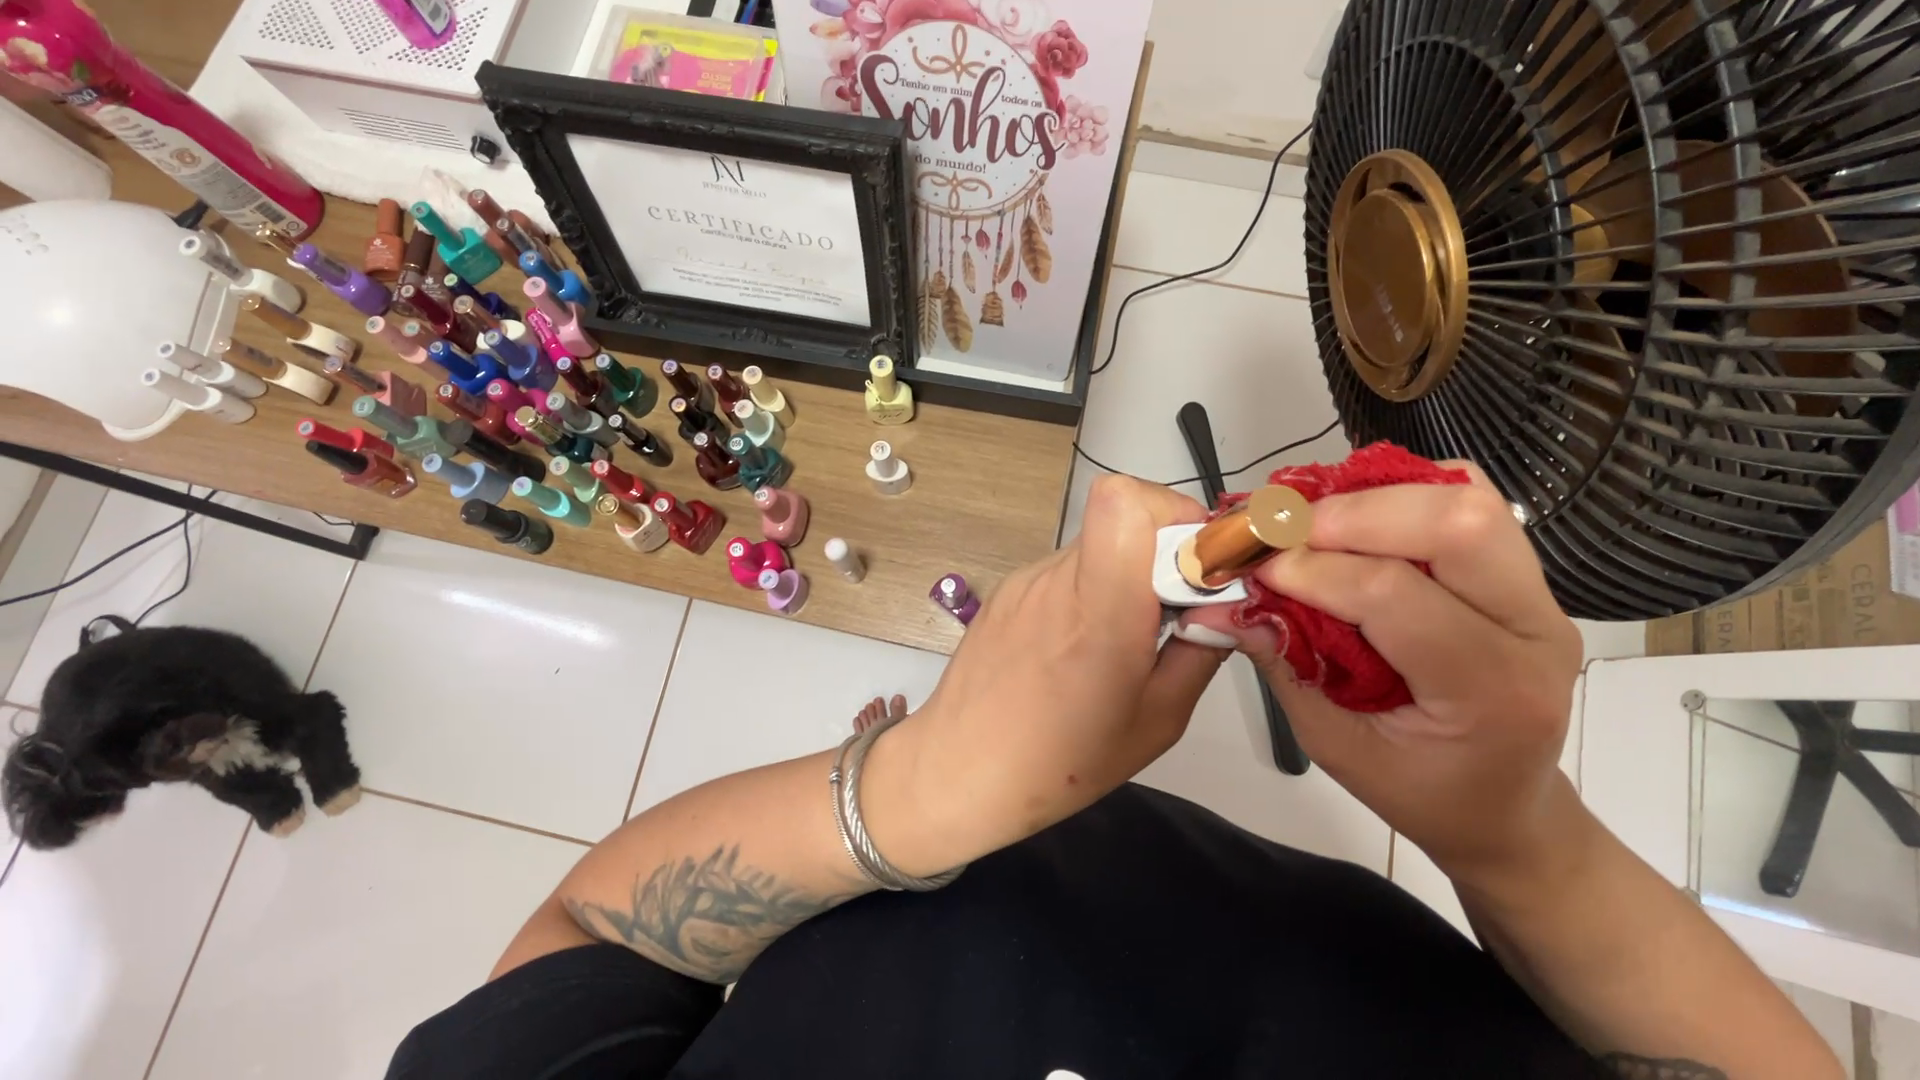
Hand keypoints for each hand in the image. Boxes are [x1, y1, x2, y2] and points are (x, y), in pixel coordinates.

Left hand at [870, 476, 1229, 875]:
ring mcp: (1025, 581)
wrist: (959, 771)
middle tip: (1171, 615)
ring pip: (1095, 549)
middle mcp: (1056, 578)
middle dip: (1162, 556)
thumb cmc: (1061, 761)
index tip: (1195, 565)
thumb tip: (1224, 607)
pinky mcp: (1006, 593)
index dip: (1173, 514)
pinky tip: (1077, 651)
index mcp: (1099, 607)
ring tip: (1118, 645)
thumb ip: (1199, 652)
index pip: (1126, 500)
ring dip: (1123, 578)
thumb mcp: (1157, 719)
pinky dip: (1087, 594)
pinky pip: (1063, 573)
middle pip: (1121, 521)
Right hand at [1180, 464, 1583, 878]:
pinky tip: (1357, 521)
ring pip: (1470, 499)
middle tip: (1283, 530)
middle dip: (1352, 513)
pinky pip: (1473, 503)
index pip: (1393, 594)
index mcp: (1488, 691)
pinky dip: (1406, 495)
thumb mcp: (1338, 747)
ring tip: (1314, 520)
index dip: (1310, 570)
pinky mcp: (1527, 577)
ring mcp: (1542, 596)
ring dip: (1379, 496)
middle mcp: (1533, 631)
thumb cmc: (1423, 793)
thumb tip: (1217, 607)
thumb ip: (1283, 668)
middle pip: (1457, 523)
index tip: (1251, 568)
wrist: (1507, 809)